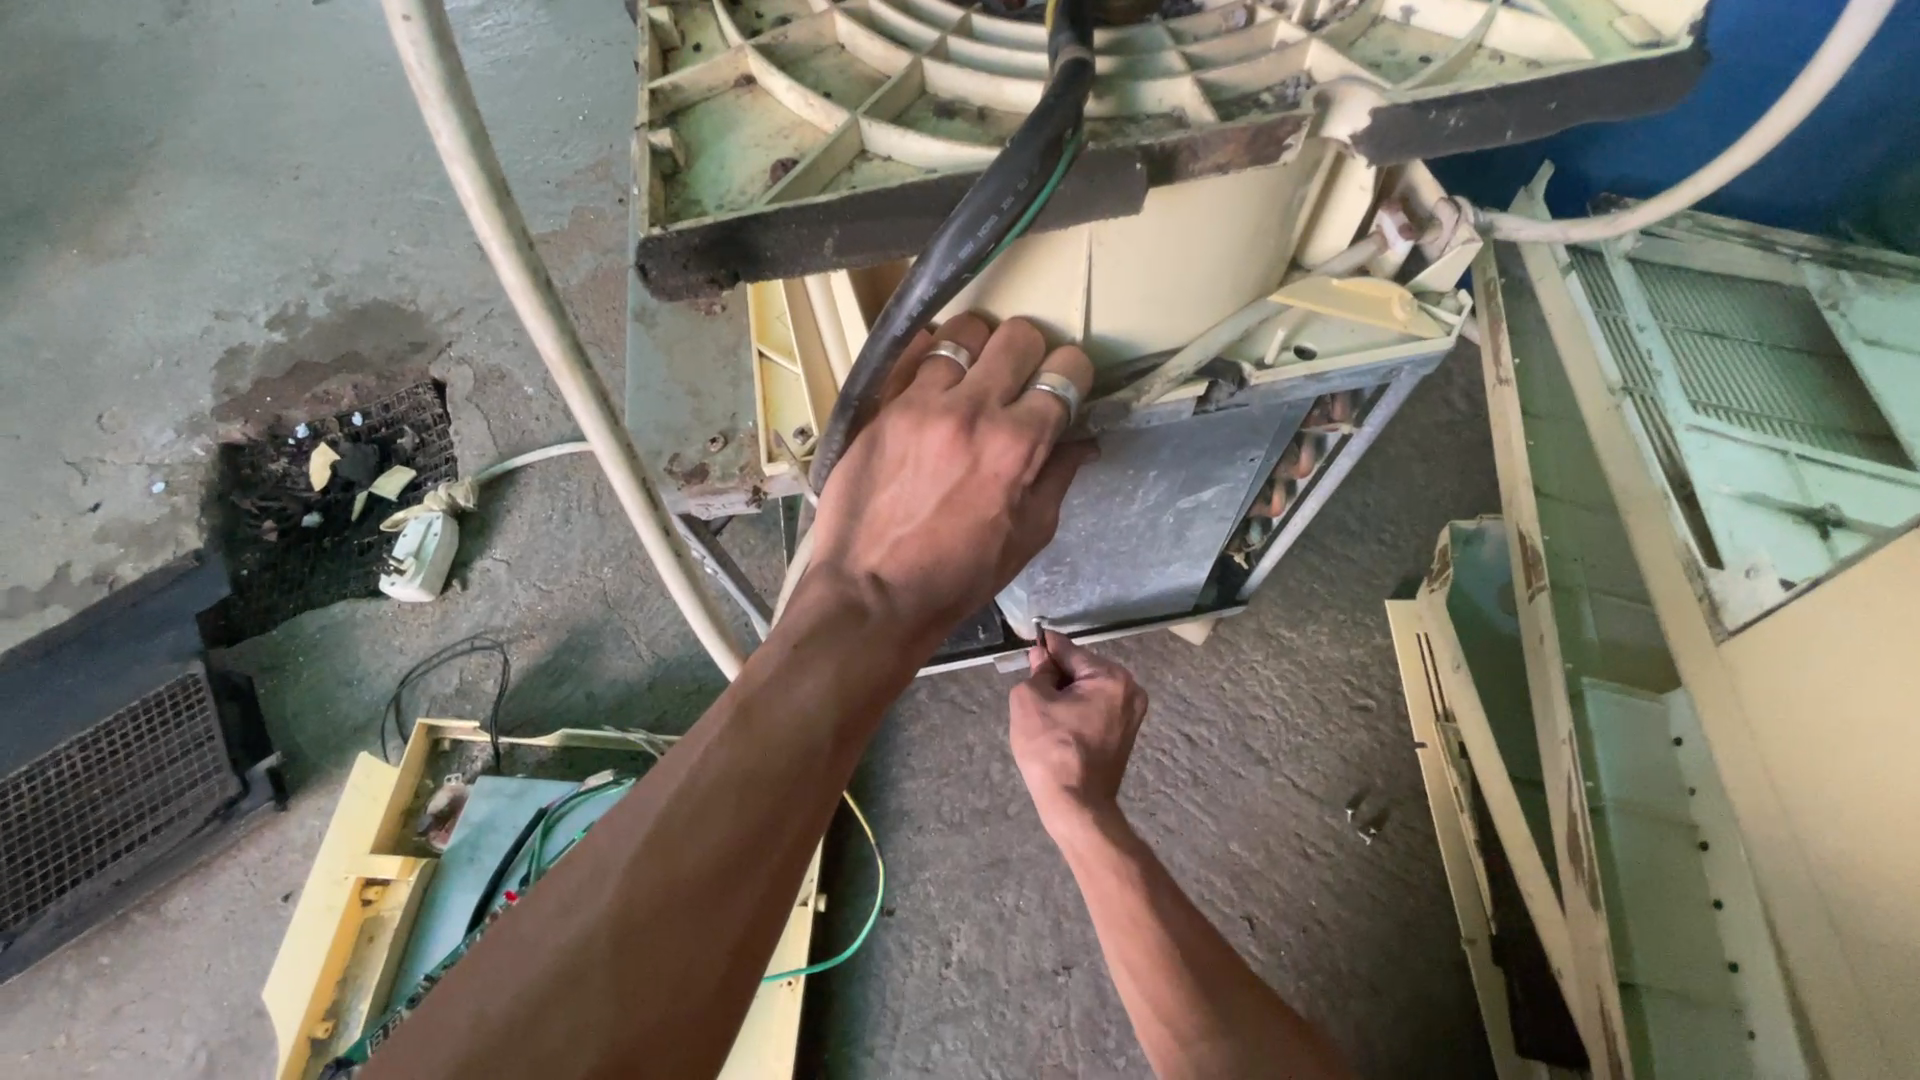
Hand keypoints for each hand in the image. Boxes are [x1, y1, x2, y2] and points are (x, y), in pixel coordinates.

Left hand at [807, 314, 1096, 642]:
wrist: (871, 594)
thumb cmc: (956, 577)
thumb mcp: (1027, 537)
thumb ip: (1057, 478)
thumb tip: (1082, 440)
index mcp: (1017, 446)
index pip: (1067, 371)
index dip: (1073, 377)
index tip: (1064, 390)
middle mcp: (972, 411)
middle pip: (1019, 336)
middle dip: (1031, 353)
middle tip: (1020, 380)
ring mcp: (920, 403)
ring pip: (964, 332)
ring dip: (979, 350)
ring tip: (972, 377)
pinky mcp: (880, 407)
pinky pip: (913, 353)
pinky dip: (932, 358)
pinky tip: (934, 382)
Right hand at [1009, 630, 1148, 828]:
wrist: (1075, 803)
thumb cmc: (1050, 747)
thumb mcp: (1029, 699)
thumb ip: (1037, 671)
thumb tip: (1043, 659)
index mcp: (1111, 676)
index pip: (1069, 650)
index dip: (1045, 647)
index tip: (1030, 642)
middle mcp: (1130, 690)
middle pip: (1082, 669)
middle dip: (1057, 674)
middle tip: (1031, 688)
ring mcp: (1132, 714)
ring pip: (1089, 690)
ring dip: (1067, 694)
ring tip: (1043, 712)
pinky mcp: (1125, 735)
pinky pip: (1096, 709)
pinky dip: (1077, 710)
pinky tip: (1059, 725)